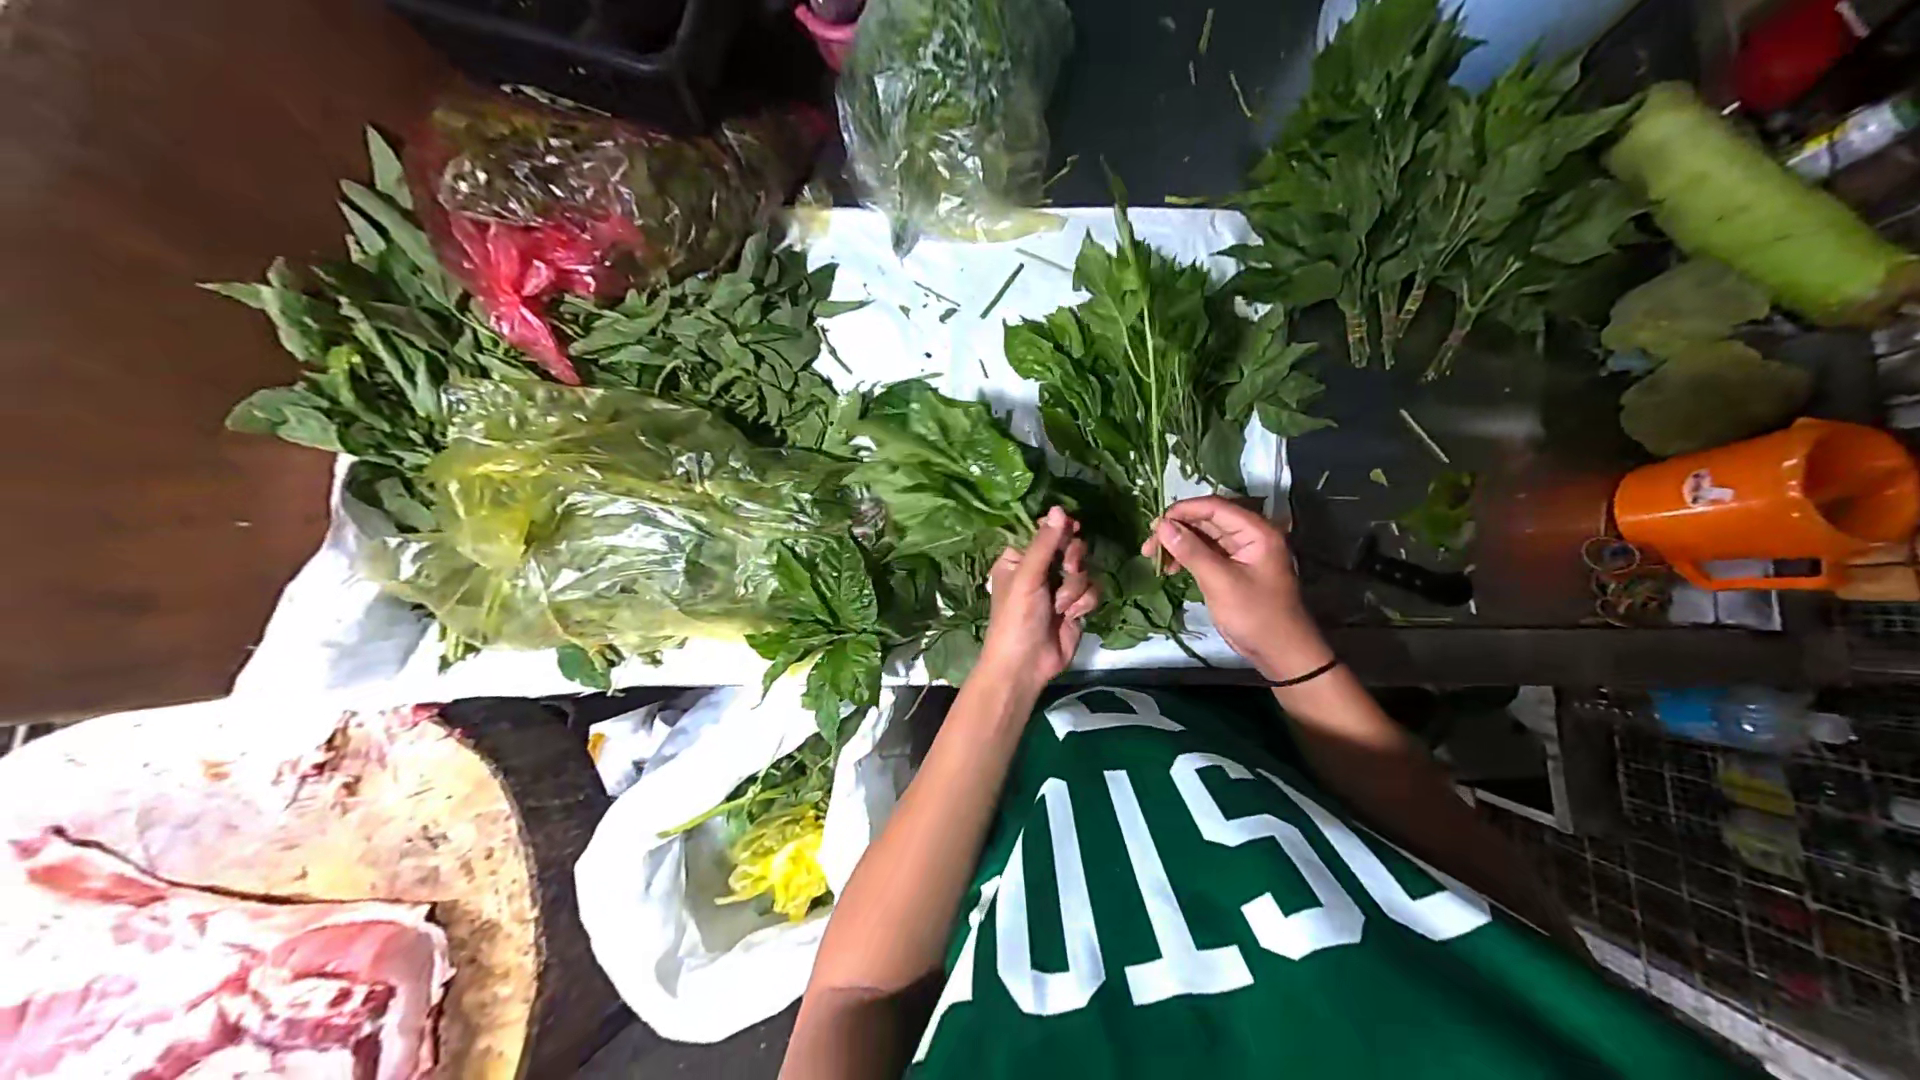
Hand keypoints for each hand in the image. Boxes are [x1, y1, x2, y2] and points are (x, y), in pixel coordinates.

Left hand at [977, 506, 1097, 694]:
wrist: (1026, 664)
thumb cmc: (1016, 618)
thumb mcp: (1027, 576)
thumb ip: (1045, 544)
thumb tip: (1059, 509)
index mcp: (1018, 558)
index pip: (1043, 532)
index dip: (1059, 529)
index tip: (1072, 526)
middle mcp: (1040, 569)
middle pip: (1069, 547)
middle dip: (1072, 560)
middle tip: (1069, 568)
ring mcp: (1059, 587)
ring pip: (1084, 569)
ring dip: (1076, 587)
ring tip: (1062, 605)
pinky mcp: (1076, 605)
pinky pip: (1092, 589)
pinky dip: (1084, 602)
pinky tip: (1072, 616)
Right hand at [1141, 496, 1331, 681]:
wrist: (1280, 652)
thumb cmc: (1255, 615)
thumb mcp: (1220, 581)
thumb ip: (1191, 550)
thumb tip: (1162, 525)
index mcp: (1256, 531)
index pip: (1215, 507)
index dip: (1182, 511)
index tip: (1154, 524)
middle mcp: (1250, 536)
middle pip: (1207, 520)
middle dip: (1176, 529)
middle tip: (1148, 546)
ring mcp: (1242, 552)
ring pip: (1203, 536)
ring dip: (1178, 543)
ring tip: (1154, 558)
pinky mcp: (1233, 568)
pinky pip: (1205, 553)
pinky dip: (1186, 557)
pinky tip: (1170, 568)